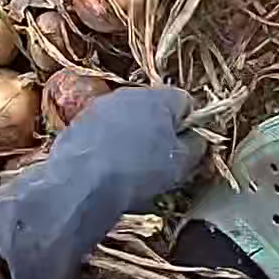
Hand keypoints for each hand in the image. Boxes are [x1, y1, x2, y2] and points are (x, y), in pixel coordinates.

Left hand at [0, 86, 199, 278]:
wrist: (79, 186)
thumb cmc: (139, 171)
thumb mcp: (181, 164)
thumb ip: (198, 146)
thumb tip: (200, 139)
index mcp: (161, 97)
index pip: (187, 102)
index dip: (190, 125)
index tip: (186, 148)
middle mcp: (131, 92)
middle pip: (156, 107)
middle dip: (160, 128)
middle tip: (161, 159)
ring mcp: (101, 106)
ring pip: (128, 117)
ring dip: (133, 135)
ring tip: (132, 166)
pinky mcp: (77, 122)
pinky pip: (104, 130)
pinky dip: (109, 143)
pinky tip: (107, 168)